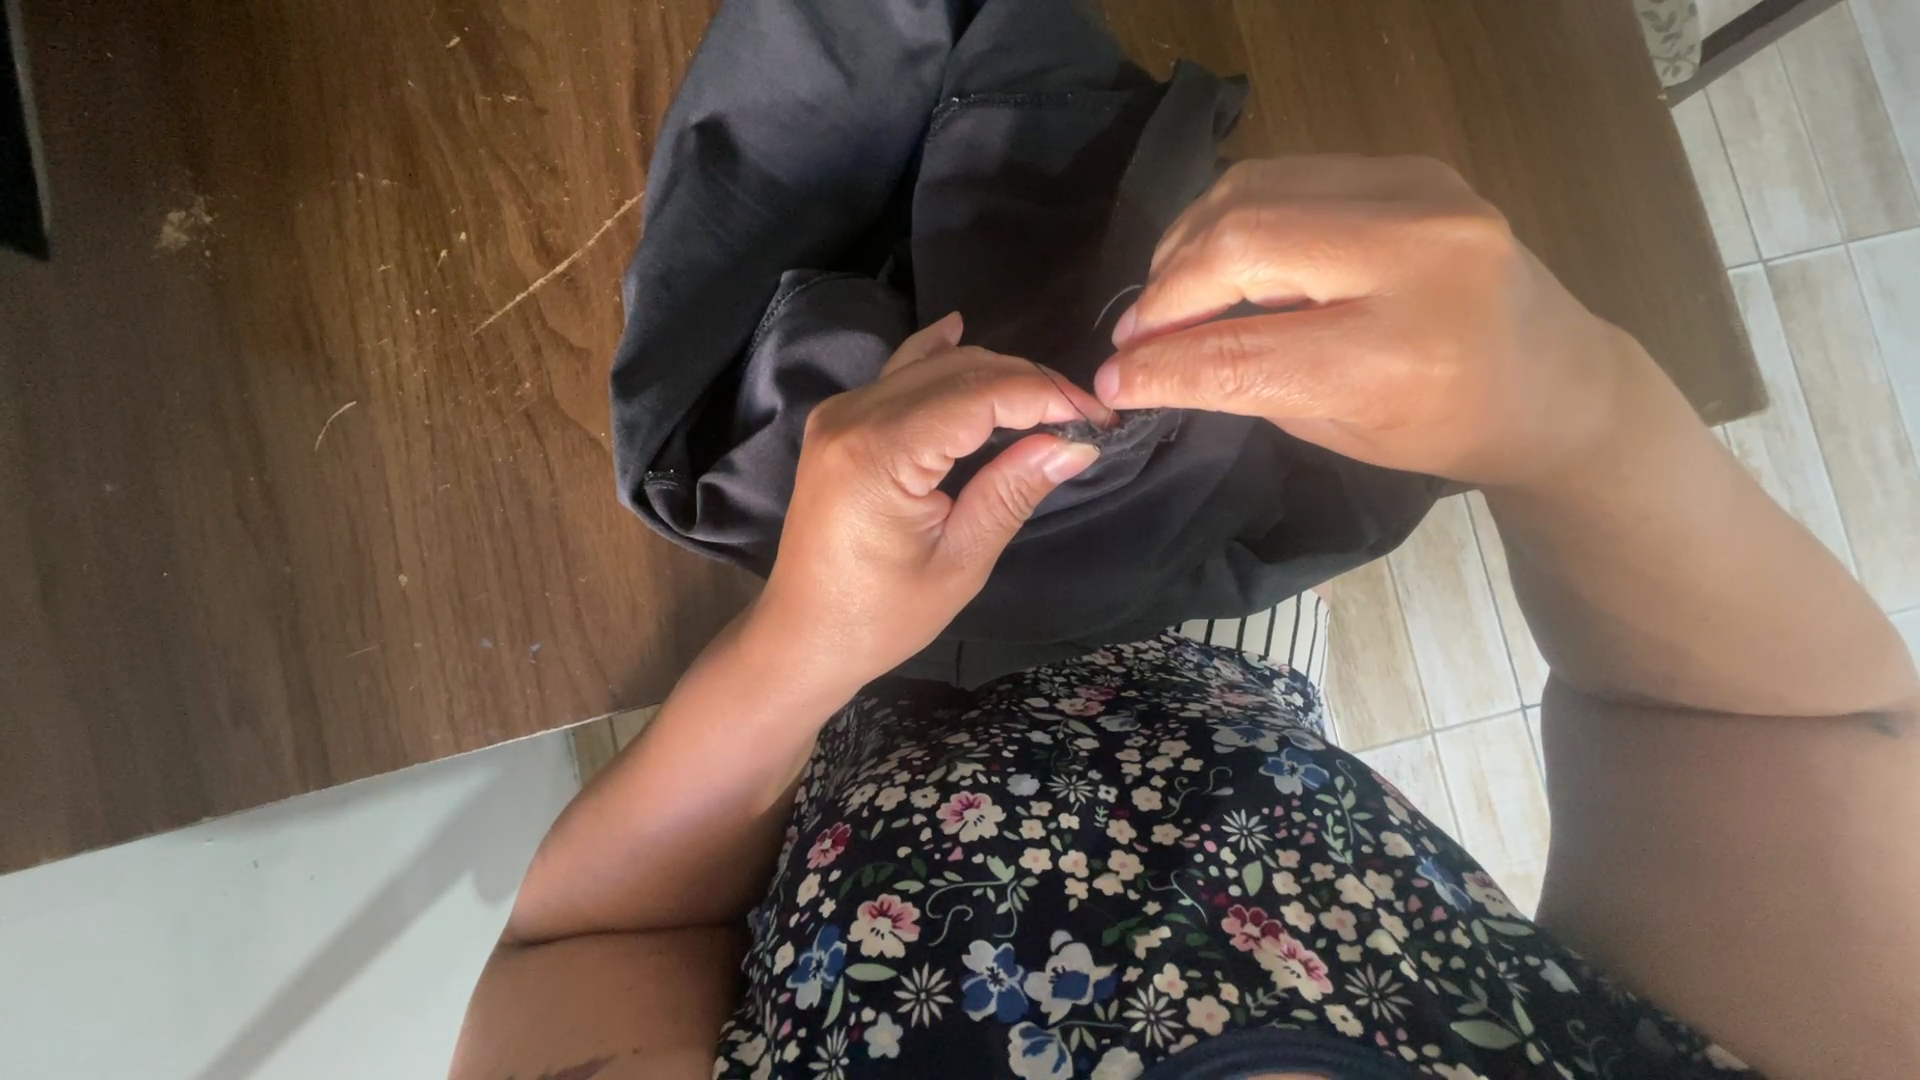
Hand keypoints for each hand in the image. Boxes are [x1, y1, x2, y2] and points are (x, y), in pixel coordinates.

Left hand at [744, 314, 1108, 700]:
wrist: (804, 636)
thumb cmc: (881, 617)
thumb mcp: (960, 562)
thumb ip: (1012, 491)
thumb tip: (1075, 445)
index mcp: (881, 453)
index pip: (982, 394)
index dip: (1047, 397)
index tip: (1098, 418)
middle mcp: (854, 415)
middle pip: (960, 370)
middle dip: (1028, 385)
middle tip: (1080, 418)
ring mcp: (840, 413)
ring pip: (933, 366)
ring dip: (994, 376)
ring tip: (1045, 403)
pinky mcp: (838, 422)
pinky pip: (897, 374)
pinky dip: (936, 356)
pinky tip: (958, 330)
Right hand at [1096, 156, 1633, 486]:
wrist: (1554, 379)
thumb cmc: (1439, 429)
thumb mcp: (1334, 431)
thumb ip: (1243, 382)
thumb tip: (1152, 355)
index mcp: (1400, 355)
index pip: (1241, 353)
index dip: (1160, 366)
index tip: (1113, 379)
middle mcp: (1417, 257)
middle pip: (1241, 243)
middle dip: (1166, 291)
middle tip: (1136, 334)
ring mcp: (1421, 195)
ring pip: (1251, 193)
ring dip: (1186, 247)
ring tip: (1167, 296)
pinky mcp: (1409, 168)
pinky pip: (1281, 176)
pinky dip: (1225, 217)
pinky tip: (1212, 257)